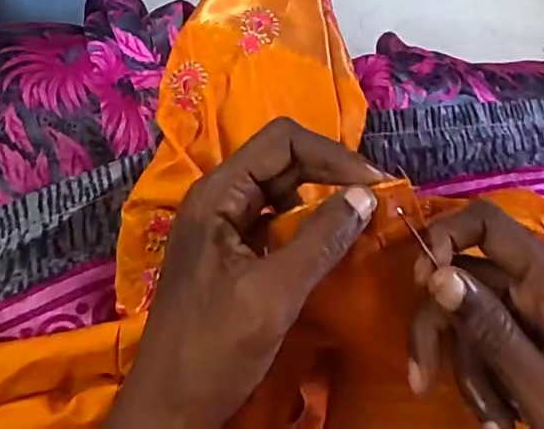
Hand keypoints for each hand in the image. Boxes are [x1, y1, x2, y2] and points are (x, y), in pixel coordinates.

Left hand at [106, 117, 382, 428]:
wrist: (166, 410)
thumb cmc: (211, 351)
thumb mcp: (271, 296)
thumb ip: (318, 242)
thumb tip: (365, 195)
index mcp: (218, 192)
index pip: (281, 142)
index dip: (330, 154)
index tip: (373, 183)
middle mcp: (220, 194)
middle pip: (282, 158)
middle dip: (330, 171)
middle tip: (376, 198)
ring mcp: (224, 221)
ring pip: (281, 187)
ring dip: (322, 195)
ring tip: (361, 213)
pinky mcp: (232, 247)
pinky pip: (275, 217)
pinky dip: (307, 222)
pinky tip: (332, 238)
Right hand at [407, 200, 543, 428]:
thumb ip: (494, 333)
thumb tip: (437, 273)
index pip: (489, 224)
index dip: (447, 235)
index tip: (423, 280)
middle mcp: (542, 293)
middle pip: (467, 275)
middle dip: (441, 322)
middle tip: (421, 373)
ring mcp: (537, 323)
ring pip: (469, 314)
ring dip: (464, 366)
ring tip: (489, 420)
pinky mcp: (533, 353)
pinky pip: (485, 346)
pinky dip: (479, 381)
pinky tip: (497, 418)